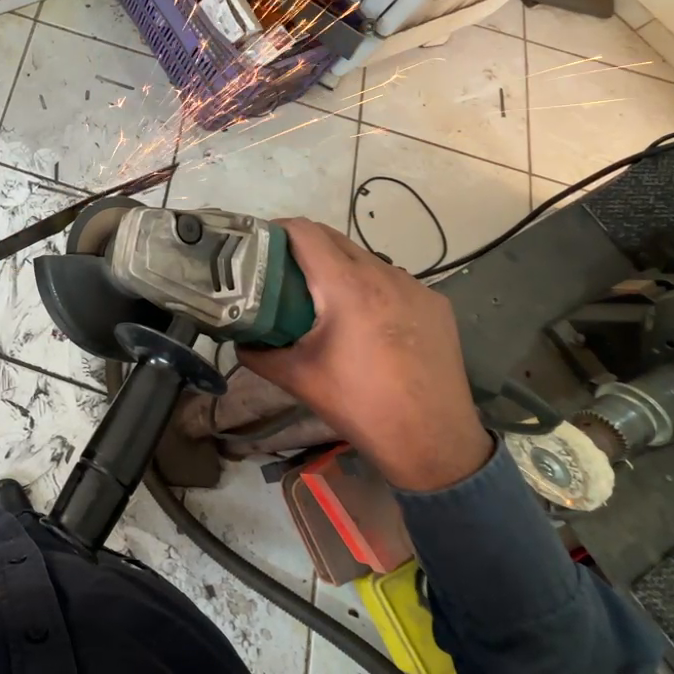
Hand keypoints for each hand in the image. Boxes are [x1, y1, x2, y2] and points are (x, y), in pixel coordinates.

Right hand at [235, 218, 491, 490]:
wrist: (434, 443)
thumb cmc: (359, 406)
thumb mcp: (297, 378)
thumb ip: (258, 352)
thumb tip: (238, 339)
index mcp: (346, 287)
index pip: (304, 232)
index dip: (276, 231)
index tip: (259, 246)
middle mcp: (383, 275)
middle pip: (333, 238)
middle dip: (303, 247)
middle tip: (281, 273)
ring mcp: (415, 288)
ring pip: (364, 258)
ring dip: (338, 267)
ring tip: (323, 300)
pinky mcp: (436, 304)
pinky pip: (392, 280)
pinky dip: (369, 287)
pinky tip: (364, 321)